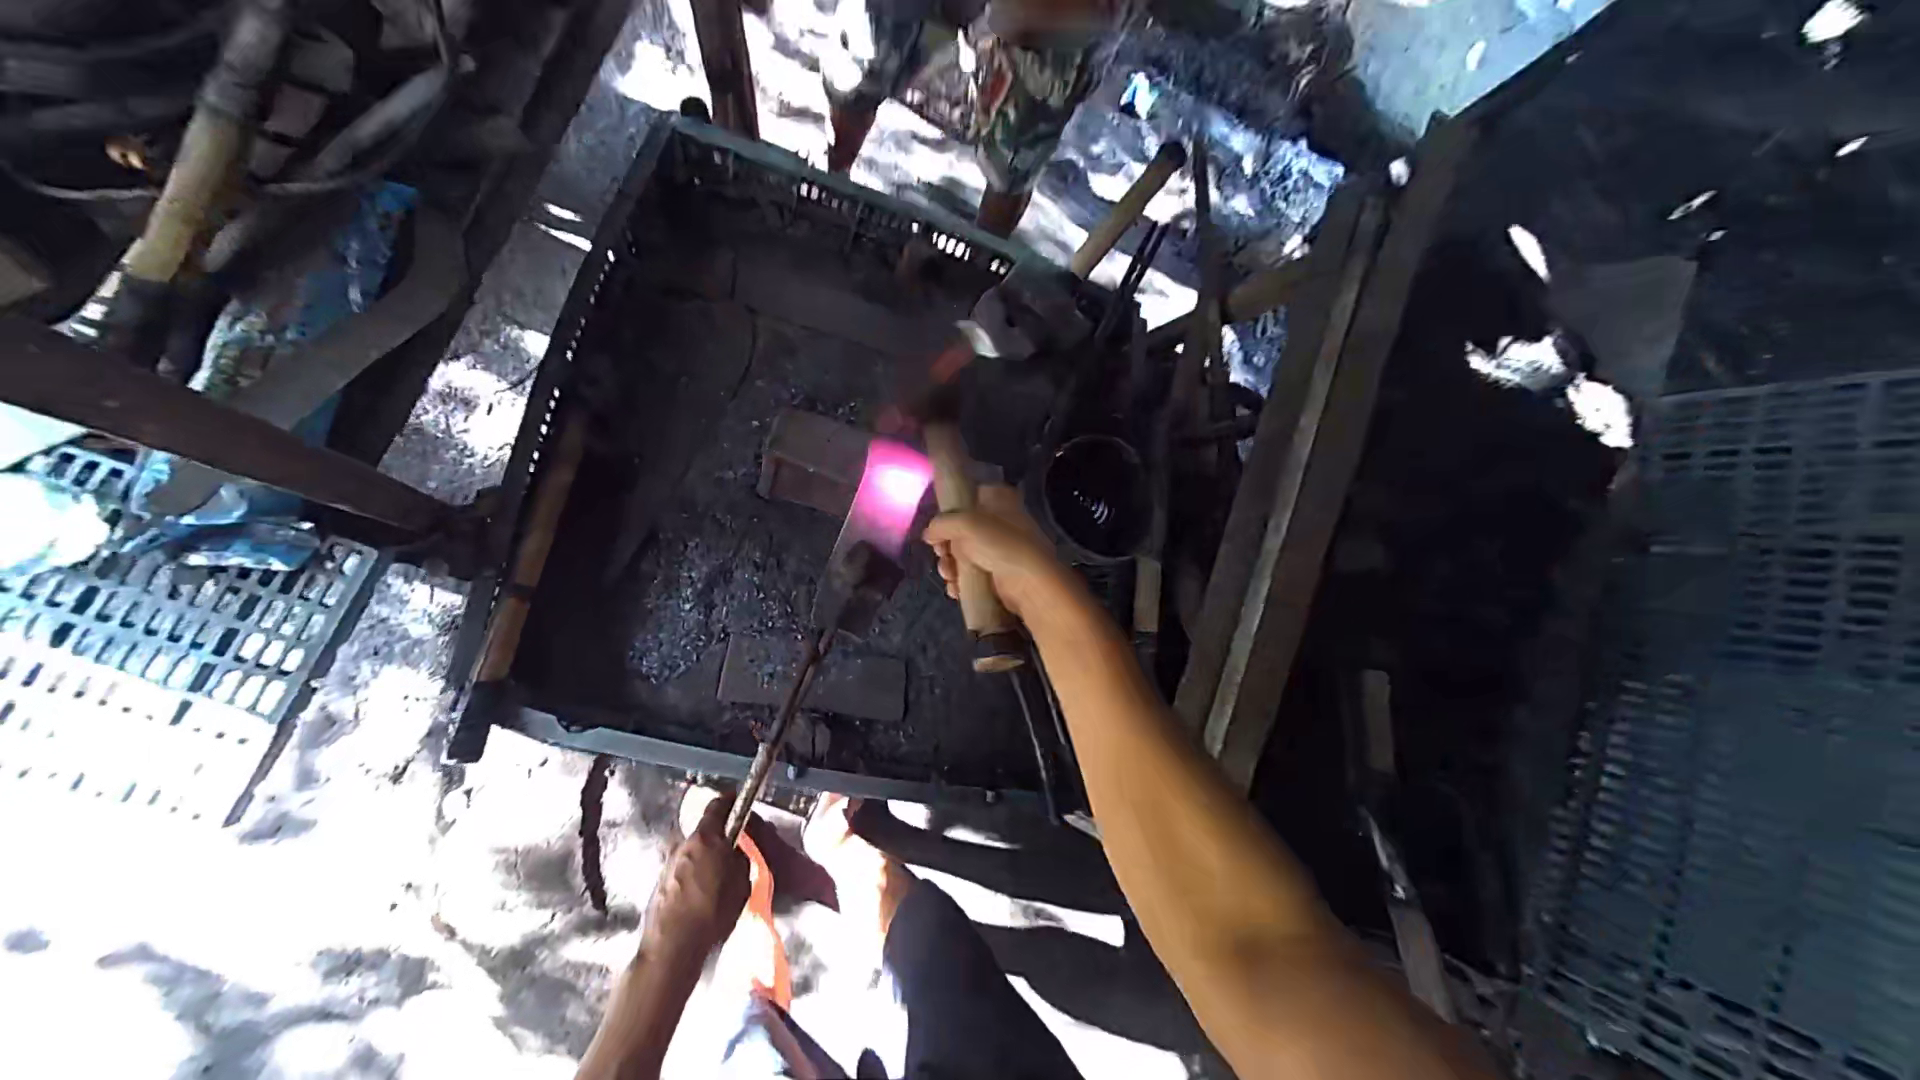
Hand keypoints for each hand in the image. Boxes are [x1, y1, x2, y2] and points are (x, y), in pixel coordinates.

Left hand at [640, 795, 750, 964]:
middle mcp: (682, 844)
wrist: (671, 949)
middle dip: (718, 837)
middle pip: (703, 831)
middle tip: (734, 848)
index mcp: (705, 838)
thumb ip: (740, 859)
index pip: (717, 806)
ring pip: (692, 851)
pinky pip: (682, 869)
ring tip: (717, 877)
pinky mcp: (658, 883)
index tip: (739, 800)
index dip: (730, 801)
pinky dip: (693, 874)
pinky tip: (701, 894)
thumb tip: (736, 851)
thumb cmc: (712, 912)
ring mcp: (667, 863)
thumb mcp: (741, 883)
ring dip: (704, 857)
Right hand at [921, 484, 1080, 620]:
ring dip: (950, 566)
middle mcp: (1000, 523)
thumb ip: (941, 524)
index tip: (939, 525)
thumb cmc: (1001, 544)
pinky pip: (971, 576)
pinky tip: (956, 589)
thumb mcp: (966, 523)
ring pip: (963, 556)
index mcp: (999, 501)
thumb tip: (929, 534)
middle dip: (946, 545)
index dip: (951, 510)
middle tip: (942, 553)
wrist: (1029, 584)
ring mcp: (999, 551)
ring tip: (950, 575)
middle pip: (962, 530)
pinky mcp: (998, 577)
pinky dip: (960, 583)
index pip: (970, 496)